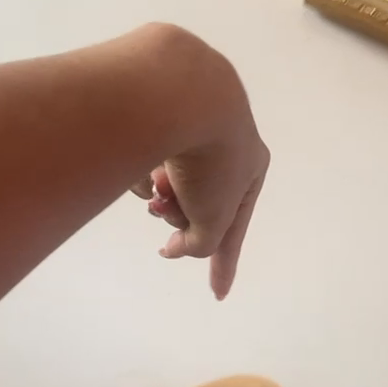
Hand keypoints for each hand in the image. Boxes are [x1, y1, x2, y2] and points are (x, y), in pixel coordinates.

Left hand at [124, 27, 269, 300]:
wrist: (180, 91)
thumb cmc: (210, 162)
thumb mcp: (215, 220)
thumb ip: (202, 244)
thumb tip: (178, 243)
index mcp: (252, 166)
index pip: (235, 229)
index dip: (226, 266)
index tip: (217, 295)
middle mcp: (226, 139)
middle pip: (200, 200)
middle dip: (182, 217)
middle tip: (165, 219)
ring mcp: (190, 116)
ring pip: (171, 177)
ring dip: (161, 193)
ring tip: (152, 187)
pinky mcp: (155, 101)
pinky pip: (145, 150)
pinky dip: (139, 164)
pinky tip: (135, 160)